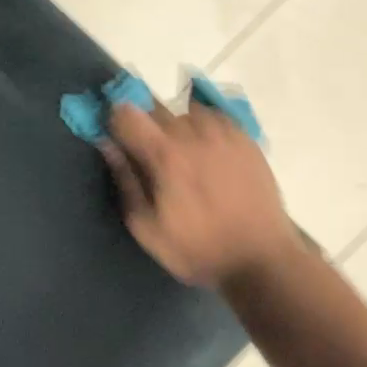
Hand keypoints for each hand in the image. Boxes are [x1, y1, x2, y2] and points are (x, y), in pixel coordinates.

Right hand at [102, 101, 303, 288]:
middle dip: (142, 122)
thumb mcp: (146, 226)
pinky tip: (201, 147)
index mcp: (166, 157)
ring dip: (172, 123)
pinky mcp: (248, 142)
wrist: (259, 258)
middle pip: (158, 108)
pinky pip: (217, 118)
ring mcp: (226, 136)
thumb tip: (107, 147)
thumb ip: (125, 182)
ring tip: (172, 147)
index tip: (110, 131)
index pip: (129, 116)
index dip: (113, 118)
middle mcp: (196, 136)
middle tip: (139, 146)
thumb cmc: (195, 248)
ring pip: (188, 111)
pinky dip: (201, 125)